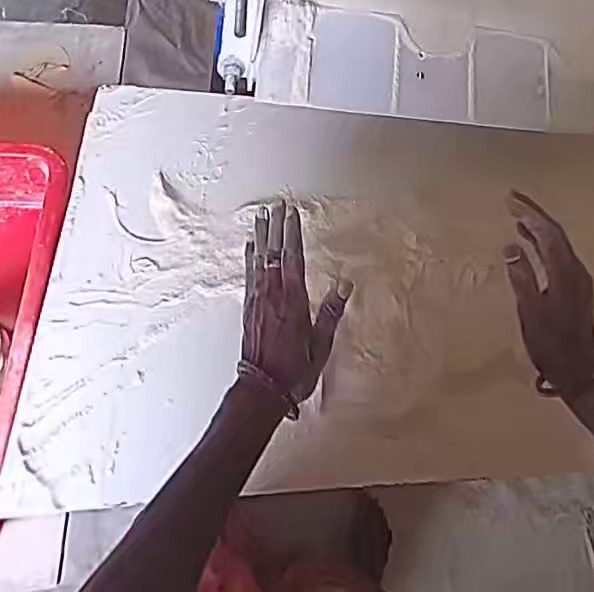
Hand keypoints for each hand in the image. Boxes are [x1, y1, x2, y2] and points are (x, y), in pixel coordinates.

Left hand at [242, 200, 351, 409]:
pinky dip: (249, 257)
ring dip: (260, 235)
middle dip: (275, 226)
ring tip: (260, 215)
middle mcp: (273, 294)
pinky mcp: (248, 307)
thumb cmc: (295, 369)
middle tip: (276, 204)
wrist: (262, 389)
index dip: (292, 233)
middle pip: (274, 252)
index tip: (292, 213)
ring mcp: (258, 299)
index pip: (293, 258)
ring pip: (259, 259)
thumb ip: (331, 312)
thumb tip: (345, 284)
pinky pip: (248, 274)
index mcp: (293, 300)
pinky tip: (250, 245)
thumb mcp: (321, 344)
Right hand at [503, 191, 593, 398]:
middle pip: (556, 233)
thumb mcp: (530, 309)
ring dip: (539, 228)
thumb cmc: (551, 342)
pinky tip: (530, 245)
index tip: (512, 201)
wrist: (579, 372)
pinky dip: (544, 244)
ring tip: (518, 218)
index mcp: (566, 272)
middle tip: (514, 201)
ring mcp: (579, 279)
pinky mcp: (577, 288)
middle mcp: (576, 270)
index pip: (548, 233)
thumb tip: (511, 246)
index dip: (530, 214)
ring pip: (559, 244)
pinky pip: (559, 255)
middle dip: (535, 215)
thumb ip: (521, 276)